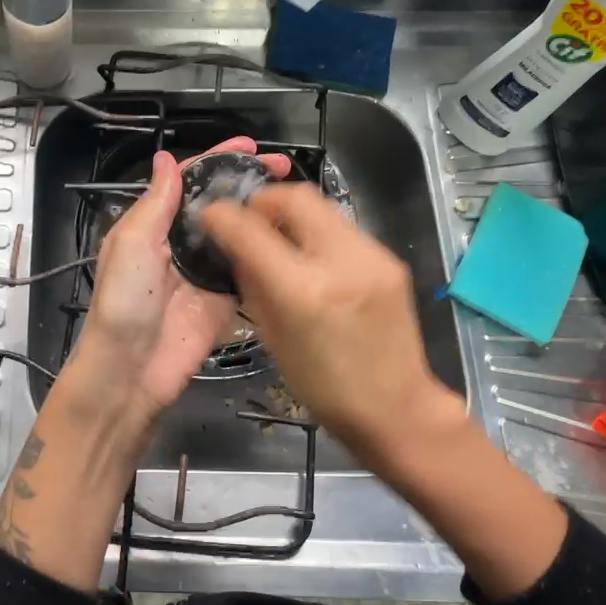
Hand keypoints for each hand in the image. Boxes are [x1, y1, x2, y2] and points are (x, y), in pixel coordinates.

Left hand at [0, 136, 287, 588]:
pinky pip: (248, 270)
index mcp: (153, 225)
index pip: (189, 182)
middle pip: (219, 203)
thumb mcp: (132, 244)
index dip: (218, 160)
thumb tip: (167, 159)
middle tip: (281, 166)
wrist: (131, 371)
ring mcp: (205, 272)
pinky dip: (266, 252)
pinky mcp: (225, 300)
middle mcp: (181, 243)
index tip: (250, 145)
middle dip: (247, 181)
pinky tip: (290, 235)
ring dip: (262, 212)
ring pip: (238, 233)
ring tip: (293, 193)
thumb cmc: (122, 304)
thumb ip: (155, 203)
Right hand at [198, 183, 465, 465]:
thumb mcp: (272, 336)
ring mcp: (372, 257)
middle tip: (249, 219)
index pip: (250, 230)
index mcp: (302, 291)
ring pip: (321, 208)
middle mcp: (340, 262)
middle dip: (263, 200)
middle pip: (295, 196)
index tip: (209, 214)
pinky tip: (311, 259)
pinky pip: (343, 230)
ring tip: (279, 240)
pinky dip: (317, 234)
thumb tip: (236, 246)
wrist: (396, 407)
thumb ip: (252, 282)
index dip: (222, 215)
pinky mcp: (389, 260)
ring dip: (292, 215)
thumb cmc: (322, 385)